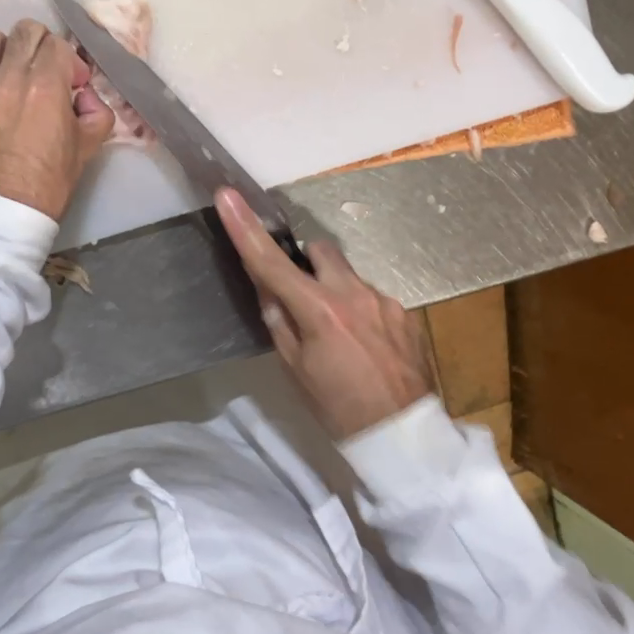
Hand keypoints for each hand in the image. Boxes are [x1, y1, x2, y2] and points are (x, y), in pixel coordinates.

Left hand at [0, 19, 115, 219]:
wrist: (5, 213)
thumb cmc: (48, 182)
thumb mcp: (88, 146)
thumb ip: (96, 111)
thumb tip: (85, 95)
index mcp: (46, 85)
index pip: (57, 44)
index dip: (68, 60)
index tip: (70, 83)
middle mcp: (9, 77)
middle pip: (24, 31)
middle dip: (38, 45)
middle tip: (40, 71)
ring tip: (4, 72)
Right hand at [215, 188, 431, 439]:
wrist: (403, 437)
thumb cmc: (338, 408)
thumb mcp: (294, 369)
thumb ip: (279, 321)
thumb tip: (269, 290)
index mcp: (319, 310)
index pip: (271, 261)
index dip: (246, 227)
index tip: (228, 196)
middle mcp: (353, 294)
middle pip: (320, 250)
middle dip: (306, 262)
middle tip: (301, 293)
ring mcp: (384, 301)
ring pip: (348, 275)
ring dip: (335, 290)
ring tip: (338, 332)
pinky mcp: (405, 312)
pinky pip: (372, 297)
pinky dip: (359, 310)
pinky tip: (363, 344)